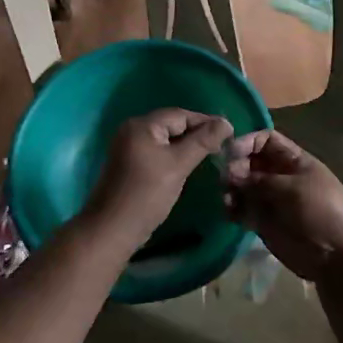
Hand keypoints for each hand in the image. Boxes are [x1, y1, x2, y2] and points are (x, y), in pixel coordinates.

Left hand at [82, 109, 231, 242]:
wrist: (113, 228)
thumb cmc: (147, 194)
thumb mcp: (178, 165)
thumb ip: (202, 141)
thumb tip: (225, 122)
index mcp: (141, 125)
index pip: (179, 115)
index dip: (205, 122)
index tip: (229, 133)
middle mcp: (131, 130)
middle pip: (171, 125)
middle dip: (197, 133)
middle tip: (222, 145)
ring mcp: (128, 147)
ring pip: (164, 139)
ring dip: (186, 145)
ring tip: (210, 154)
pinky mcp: (129, 163)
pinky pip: (156, 152)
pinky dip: (173, 155)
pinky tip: (188, 165)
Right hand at [223, 130, 342, 283]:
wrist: (336, 256)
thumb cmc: (321, 211)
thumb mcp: (293, 188)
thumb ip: (259, 179)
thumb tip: (229, 171)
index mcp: (293, 161)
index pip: (265, 141)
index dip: (247, 142)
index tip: (230, 153)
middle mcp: (279, 176)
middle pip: (249, 162)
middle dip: (235, 167)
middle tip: (226, 180)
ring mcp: (270, 199)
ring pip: (242, 185)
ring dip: (231, 189)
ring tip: (227, 200)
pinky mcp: (262, 221)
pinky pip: (241, 208)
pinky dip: (232, 208)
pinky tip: (230, 213)